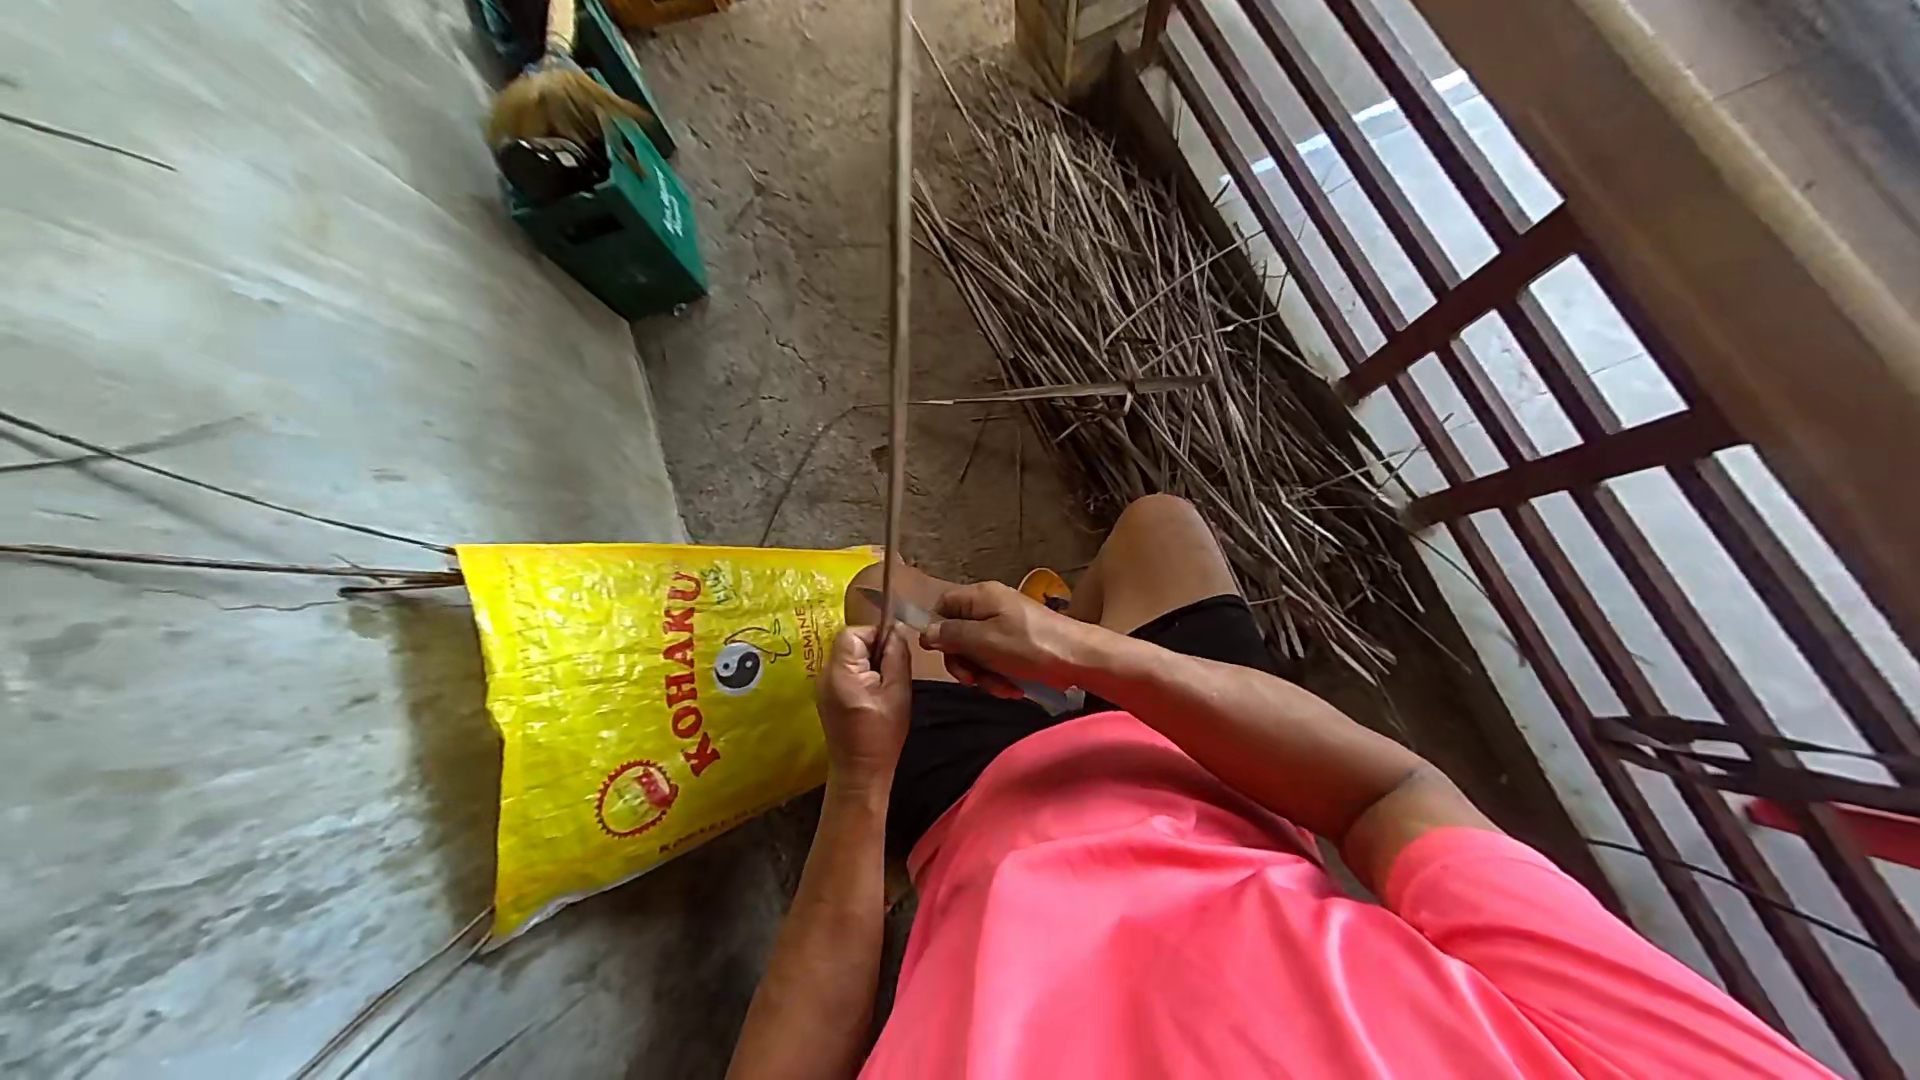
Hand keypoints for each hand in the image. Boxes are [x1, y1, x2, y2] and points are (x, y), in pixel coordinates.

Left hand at [816, 625, 910, 790]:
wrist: (860, 771)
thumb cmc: (882, 733)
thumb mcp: (898, 691)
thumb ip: (897, 655)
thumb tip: (896, 630)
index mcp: (840, 671)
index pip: (852, 633)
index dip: (874, 636)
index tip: (892, 654)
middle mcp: (825, 674)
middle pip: (848, 643)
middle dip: (873, 650)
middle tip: (891, 672)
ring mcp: (822, 685)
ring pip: (848, 657)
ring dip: (868, 663)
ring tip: (883, 685)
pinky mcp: (826, 695)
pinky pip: (844, 671)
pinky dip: (860, 675)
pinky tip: (873, 695)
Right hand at [920, 582, 1096, 697]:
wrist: (1081, 658)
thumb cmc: (1030, 646)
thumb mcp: (985, 641)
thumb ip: (952, 636)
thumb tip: (926, 633)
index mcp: (981, 596)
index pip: (943, 605)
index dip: (938, 630)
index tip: (943, 655)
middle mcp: (991, 606)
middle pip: (959, 634)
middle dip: (965, 662)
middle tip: (974, 680)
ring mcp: (1007, 625)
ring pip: (978, 652)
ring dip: (985, 674)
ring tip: (1002, 687)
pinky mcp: (1019, 644)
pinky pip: (997, 659)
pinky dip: (1001, 675)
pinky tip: (1013, 688)